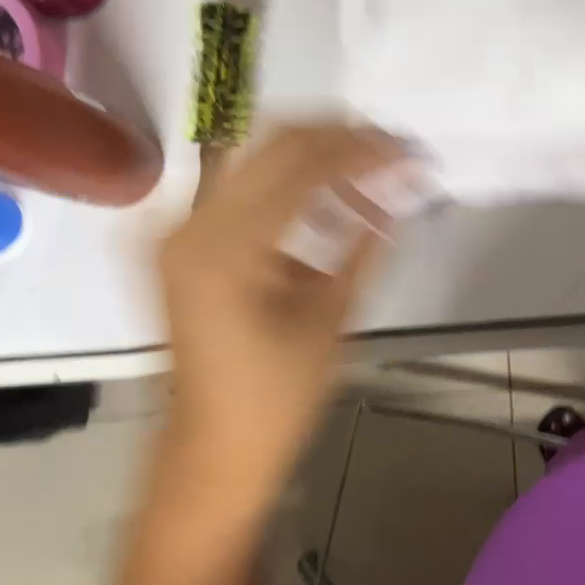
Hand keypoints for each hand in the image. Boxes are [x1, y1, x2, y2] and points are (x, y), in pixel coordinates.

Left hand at [157, 124, 400, 483]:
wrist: (211, 447)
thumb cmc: (277, 398)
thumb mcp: (332, 317)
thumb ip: (365, 241)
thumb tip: (403, 188)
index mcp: (227, 248)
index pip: (304, 163)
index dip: (363, 149)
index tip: (409, 151)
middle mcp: (188, 223)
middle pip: (273, 141)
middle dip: (339, 138)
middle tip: (391, 149)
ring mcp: (175, 229)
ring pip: (256, 156)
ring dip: (315, 155)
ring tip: (369, 173)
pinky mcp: (179, 241)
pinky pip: (241, 187)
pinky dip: (288, 183)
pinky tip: (329, 200)